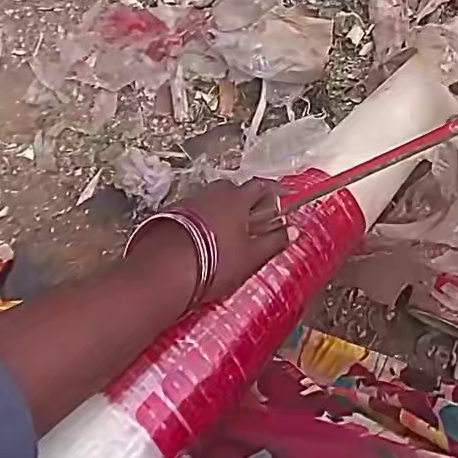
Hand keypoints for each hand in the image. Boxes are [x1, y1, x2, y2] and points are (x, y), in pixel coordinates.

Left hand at [126, 179, 287, 306]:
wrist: (164, 271)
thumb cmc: (216, 262)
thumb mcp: (251, 256)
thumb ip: (274, 241)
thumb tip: (294, 230)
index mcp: (237, 199)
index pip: (261, 186)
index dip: (275, 190)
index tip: (285, 195)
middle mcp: (214, 194)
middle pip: (235, 190)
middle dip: (247, 200)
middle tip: (257, 215)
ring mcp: (190, 202)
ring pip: (214, 201)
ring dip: (225, 210)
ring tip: (232, 229)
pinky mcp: (171, 215)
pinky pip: (197, 212)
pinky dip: (206, 220)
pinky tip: (207, 237)